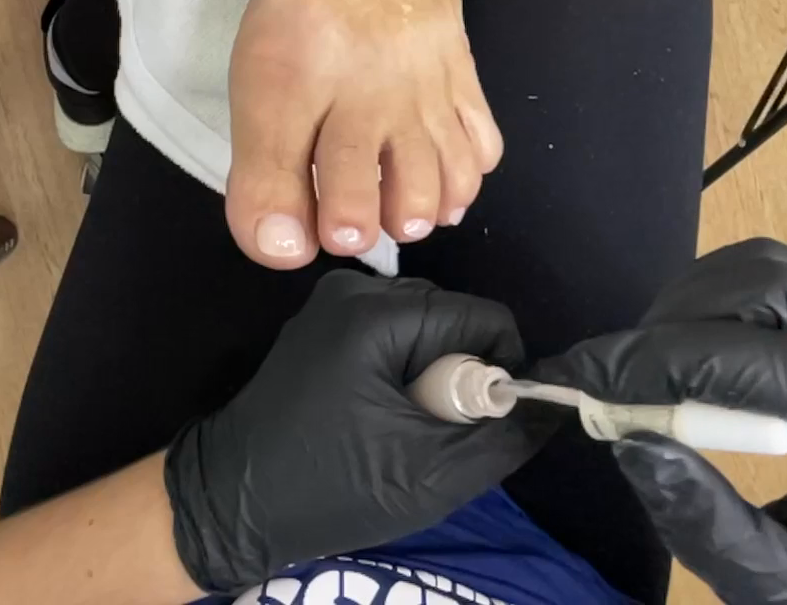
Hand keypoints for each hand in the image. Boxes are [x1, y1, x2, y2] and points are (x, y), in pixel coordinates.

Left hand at [165, 270, 543, 590]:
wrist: (235, 497)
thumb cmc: (332, 487)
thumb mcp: (432, 473)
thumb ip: (504, 433)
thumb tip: (551, 400)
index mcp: (379, 313)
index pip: (482, 315)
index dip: (499, 368)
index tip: (478, 419)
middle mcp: (355, 287)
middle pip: (452, 314)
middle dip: (459, 369)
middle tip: (430, 427)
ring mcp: (334, 298)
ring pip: (424, 321)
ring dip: (431, 369)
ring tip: (401, 422)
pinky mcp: (324, 317)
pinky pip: (391, 327)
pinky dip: (402, 364)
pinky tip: (378, 407)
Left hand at [226, 0, 502, 266]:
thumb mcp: (256, 63)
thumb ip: (263, 161)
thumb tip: (283, 252)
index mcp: (297, 92)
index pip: (294, 211)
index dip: (288, 236)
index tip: (290, 222)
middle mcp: (373, 97)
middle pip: (387, 210)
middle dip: (358, 225)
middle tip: (342, 211)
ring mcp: (429, 82)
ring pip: (442, 188)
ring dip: (415, 210)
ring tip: (392, 202)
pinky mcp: (464, 64)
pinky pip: (481, 142)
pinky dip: (463, 174)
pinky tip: (439, 168)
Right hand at [539, 239, 786, 604]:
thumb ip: (715, 532)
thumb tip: (627, 439)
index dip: (681, 362)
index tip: (591, 376)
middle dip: (683, 324)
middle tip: (618, 372)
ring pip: (784, 274)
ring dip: (698, 301)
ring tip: (652, 359)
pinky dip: (723, 296)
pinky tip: (695, 343)